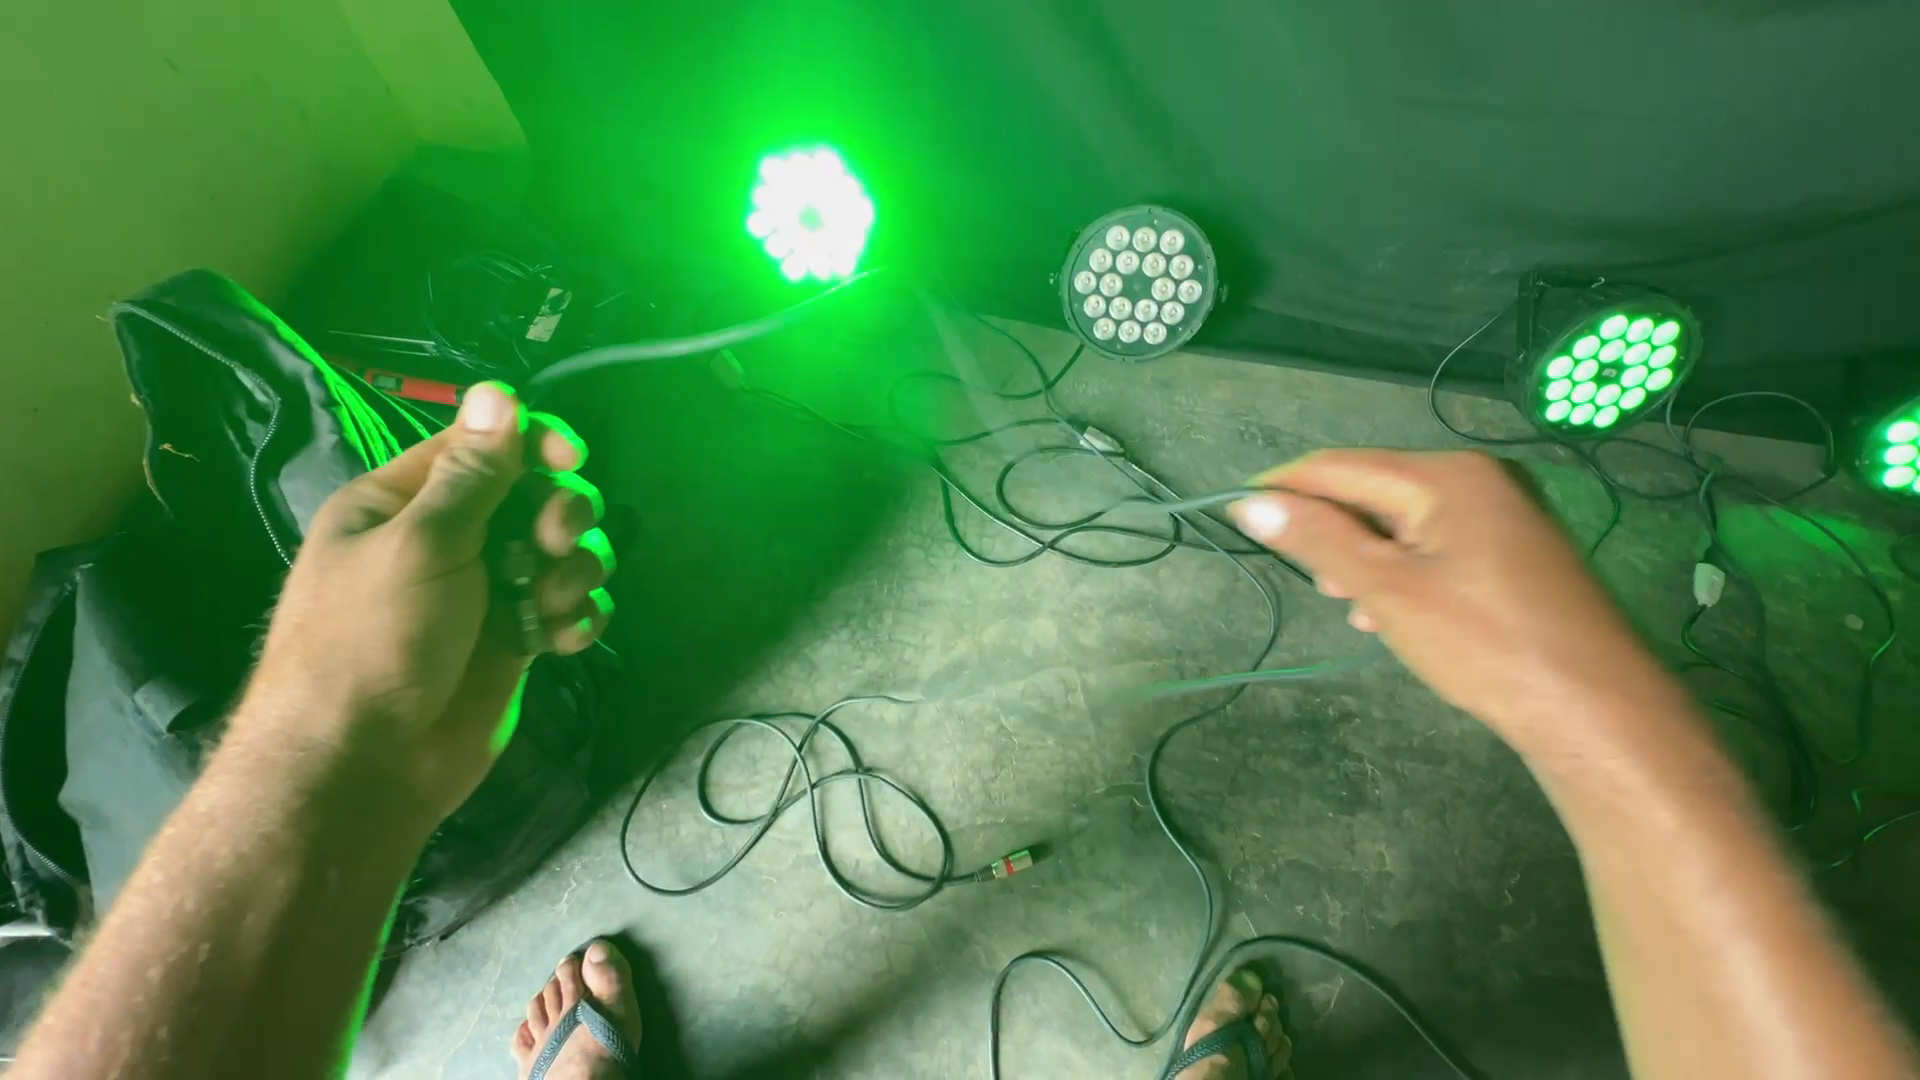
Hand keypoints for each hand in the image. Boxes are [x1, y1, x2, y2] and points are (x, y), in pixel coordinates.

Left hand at [233, 382, 614, 826]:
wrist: (370, 763)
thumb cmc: (376, 640)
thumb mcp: (421, 544)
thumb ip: (472, 473)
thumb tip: (500, 391)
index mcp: (408, 502)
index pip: (486, 446)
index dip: (537, 443)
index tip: (572, 460)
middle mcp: (455, 538)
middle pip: (540, 495)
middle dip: (563, 515)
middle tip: (554, 543)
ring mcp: (492, 589)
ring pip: (569, 551)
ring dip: (574, 571)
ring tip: (546, 607)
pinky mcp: (520, 635)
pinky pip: (573, 605)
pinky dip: (578, 617)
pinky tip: (563, 639)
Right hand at [1229, 449, 1676, 756]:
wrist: (1597, 712)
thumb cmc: (1481, 644)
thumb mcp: (1384, 589)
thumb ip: (1316, 539)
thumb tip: (1250, 503)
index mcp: (1445, 476)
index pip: (1338, 467)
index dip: (1283, 488)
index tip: (1236, 512)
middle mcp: (1476, 479)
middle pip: (1371, 490)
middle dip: (1328, 528)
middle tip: (1306, 577)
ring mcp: (1501, 512)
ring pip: (1400, 520)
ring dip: (1361, 554)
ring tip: (1346, 601)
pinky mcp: (1512, 548)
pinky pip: (1432, 542)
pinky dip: (1398, 568)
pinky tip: (1387, 610)